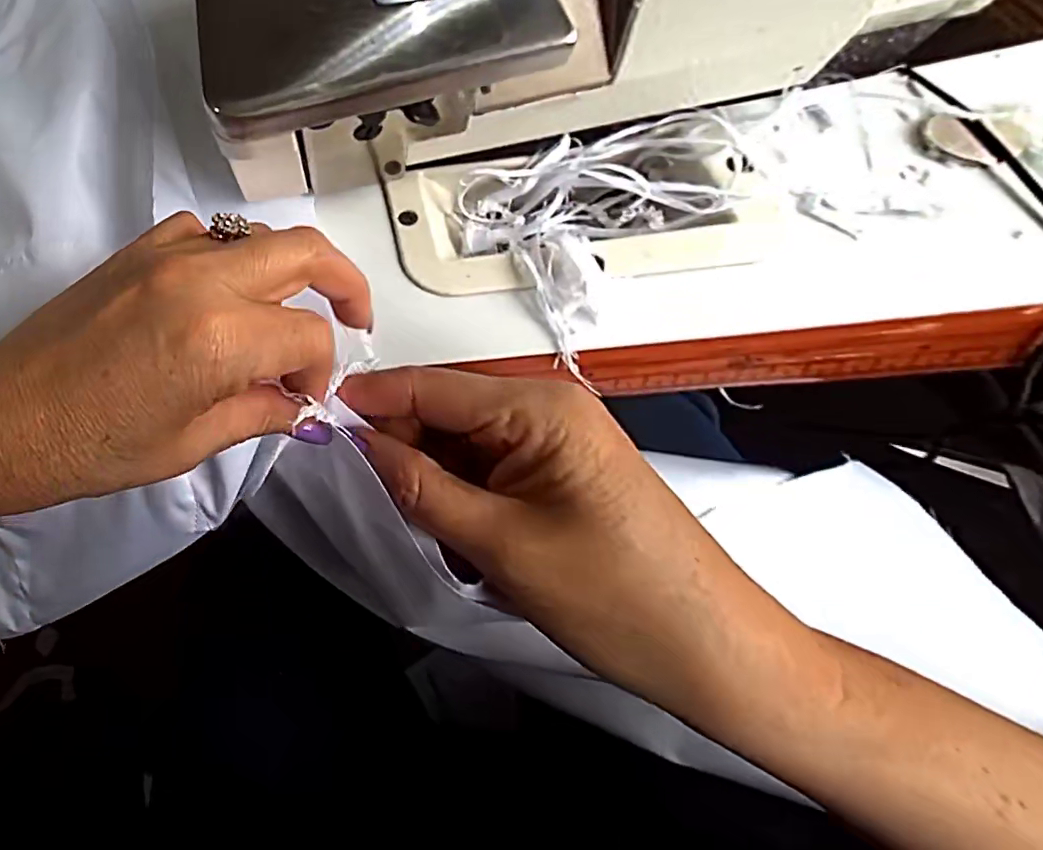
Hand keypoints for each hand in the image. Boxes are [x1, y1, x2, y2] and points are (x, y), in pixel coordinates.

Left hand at [0, 212, 372, 558]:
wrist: (0, 419)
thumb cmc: (92, 448)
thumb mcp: (190, 444)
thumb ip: (259, 412)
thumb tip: (299, 402)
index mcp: (219, 337)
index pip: (310, 335)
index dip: (322, 369)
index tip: (305, 398)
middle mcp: (201, 279)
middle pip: (306, 251)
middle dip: (346, 284)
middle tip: (353, 318)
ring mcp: (166, 253)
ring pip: (260, 235)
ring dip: (289, 269)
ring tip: (283, 313)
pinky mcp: (137, 249)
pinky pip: (207, 232)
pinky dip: (233, 255)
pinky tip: (222, 293)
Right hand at [339, 367, 813, 719]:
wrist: (719, 657)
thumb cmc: (631, 601)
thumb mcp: (502, 545)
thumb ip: (421, 488)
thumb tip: (363, 446)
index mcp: (541, 408)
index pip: (432, 386)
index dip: (372, 399)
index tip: (324, 416)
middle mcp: (548, 410)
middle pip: (443, 410)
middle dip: (401, 446)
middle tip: (371, 490)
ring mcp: (553, 440)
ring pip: (459, 442)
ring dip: (431, 476)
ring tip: (427, 525)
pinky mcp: (554, 470)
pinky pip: (484, 465)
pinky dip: (458, 492)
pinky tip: (458, 530)